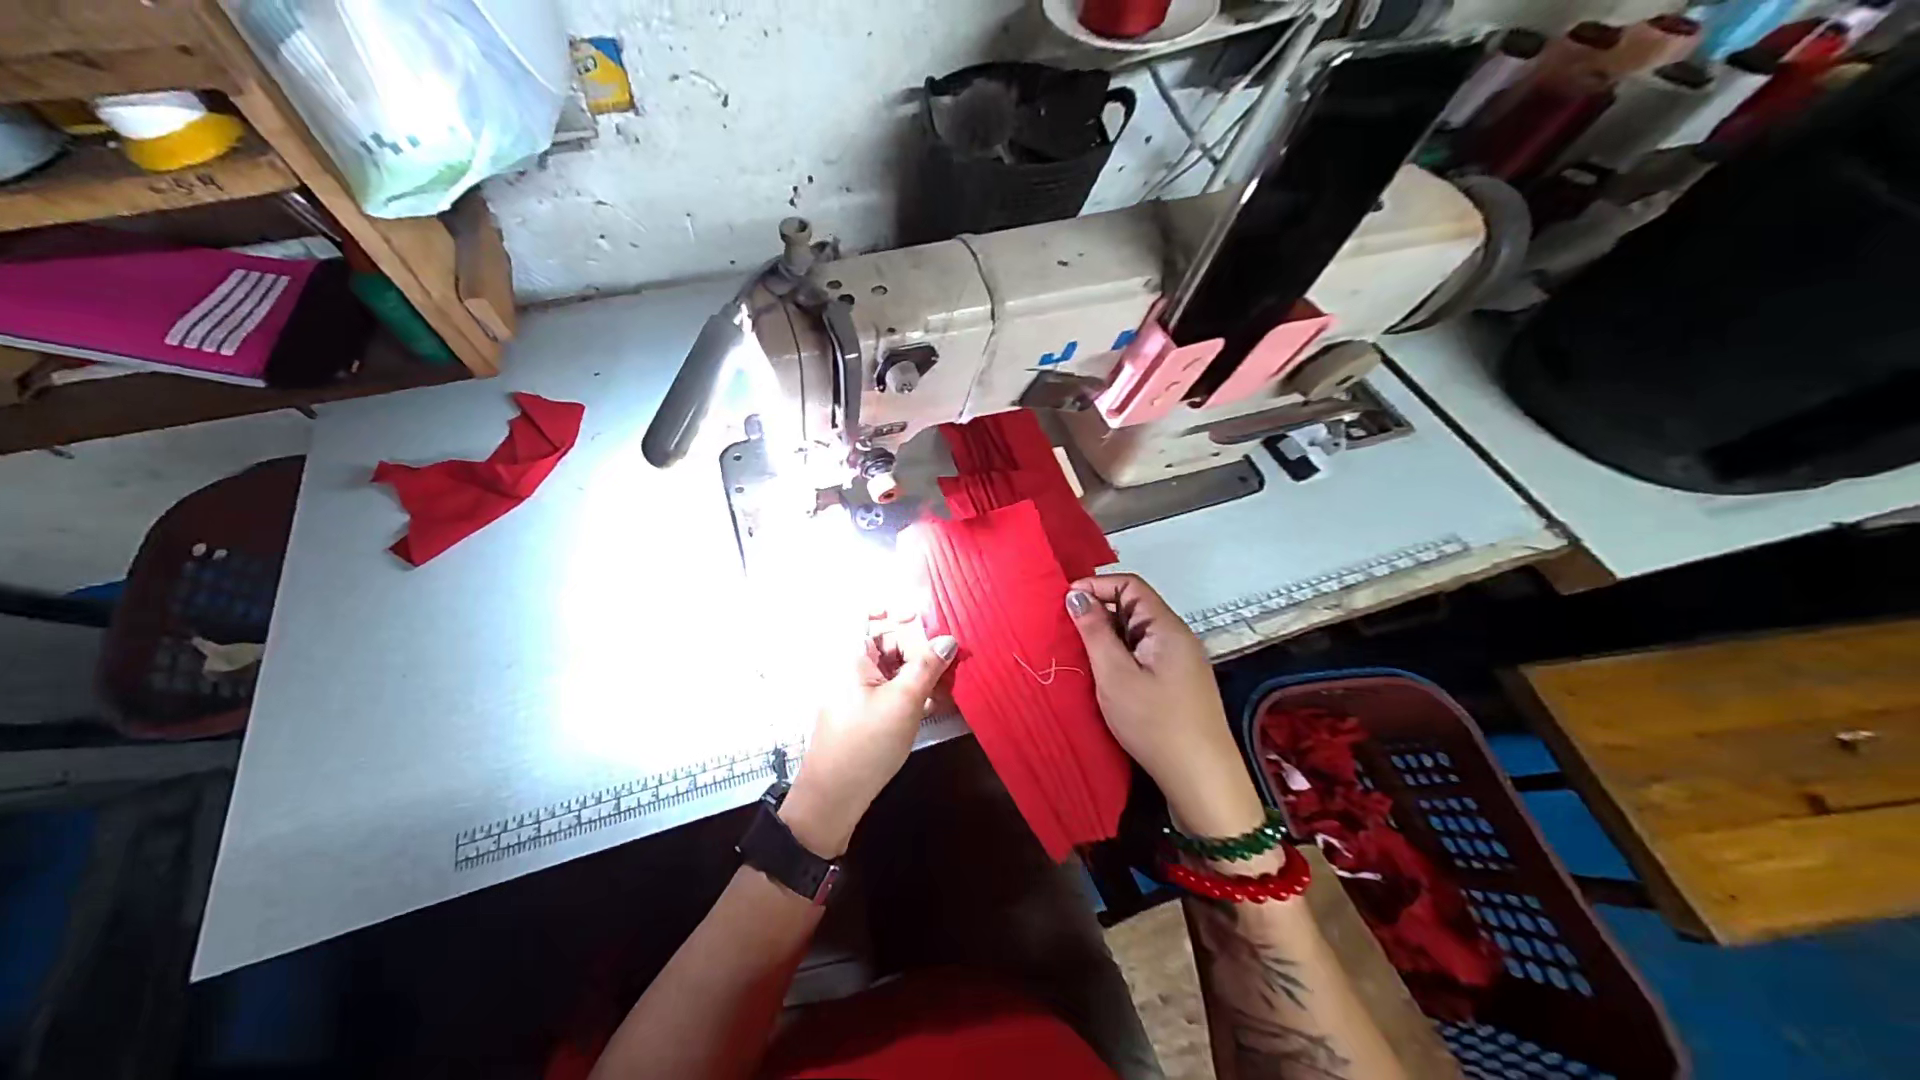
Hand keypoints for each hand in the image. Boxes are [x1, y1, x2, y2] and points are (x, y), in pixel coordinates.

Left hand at [780, 616, 956, 857]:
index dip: (898, 611)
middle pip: (887, 641)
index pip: (871, 616)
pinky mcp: (865, 713)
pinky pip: (891, 689)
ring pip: (893, 668)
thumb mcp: (904, 700)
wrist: (834, 798)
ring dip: (920, 671)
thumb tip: (948, 639)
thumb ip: (927, 665)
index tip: (928, 616)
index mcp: (851, 655)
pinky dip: (912, 691)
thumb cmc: (867, 743)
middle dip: (918, 645)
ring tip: (948, 681)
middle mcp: (851, 667)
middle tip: (950, 655)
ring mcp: (858, 691)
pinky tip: (935, 701)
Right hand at [1065, 574, 1265, 839]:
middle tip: (1065, 628)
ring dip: (1107, 635)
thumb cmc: (1155, 724)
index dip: (1096, 585)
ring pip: (1137, 632)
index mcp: (1167, 627)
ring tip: (1077, 650)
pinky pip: (1143, 653)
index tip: (1064, 601)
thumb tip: (1076, 595)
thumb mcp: (1116, 675)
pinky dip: (1120, 654)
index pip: (1131, 585)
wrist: (1200, 777)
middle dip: (1099, 610)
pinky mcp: (1177, 682)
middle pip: (1135, 606)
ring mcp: (1179, 661)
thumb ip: (1094, 632)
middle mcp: (1177, 637)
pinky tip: (1102, 672)